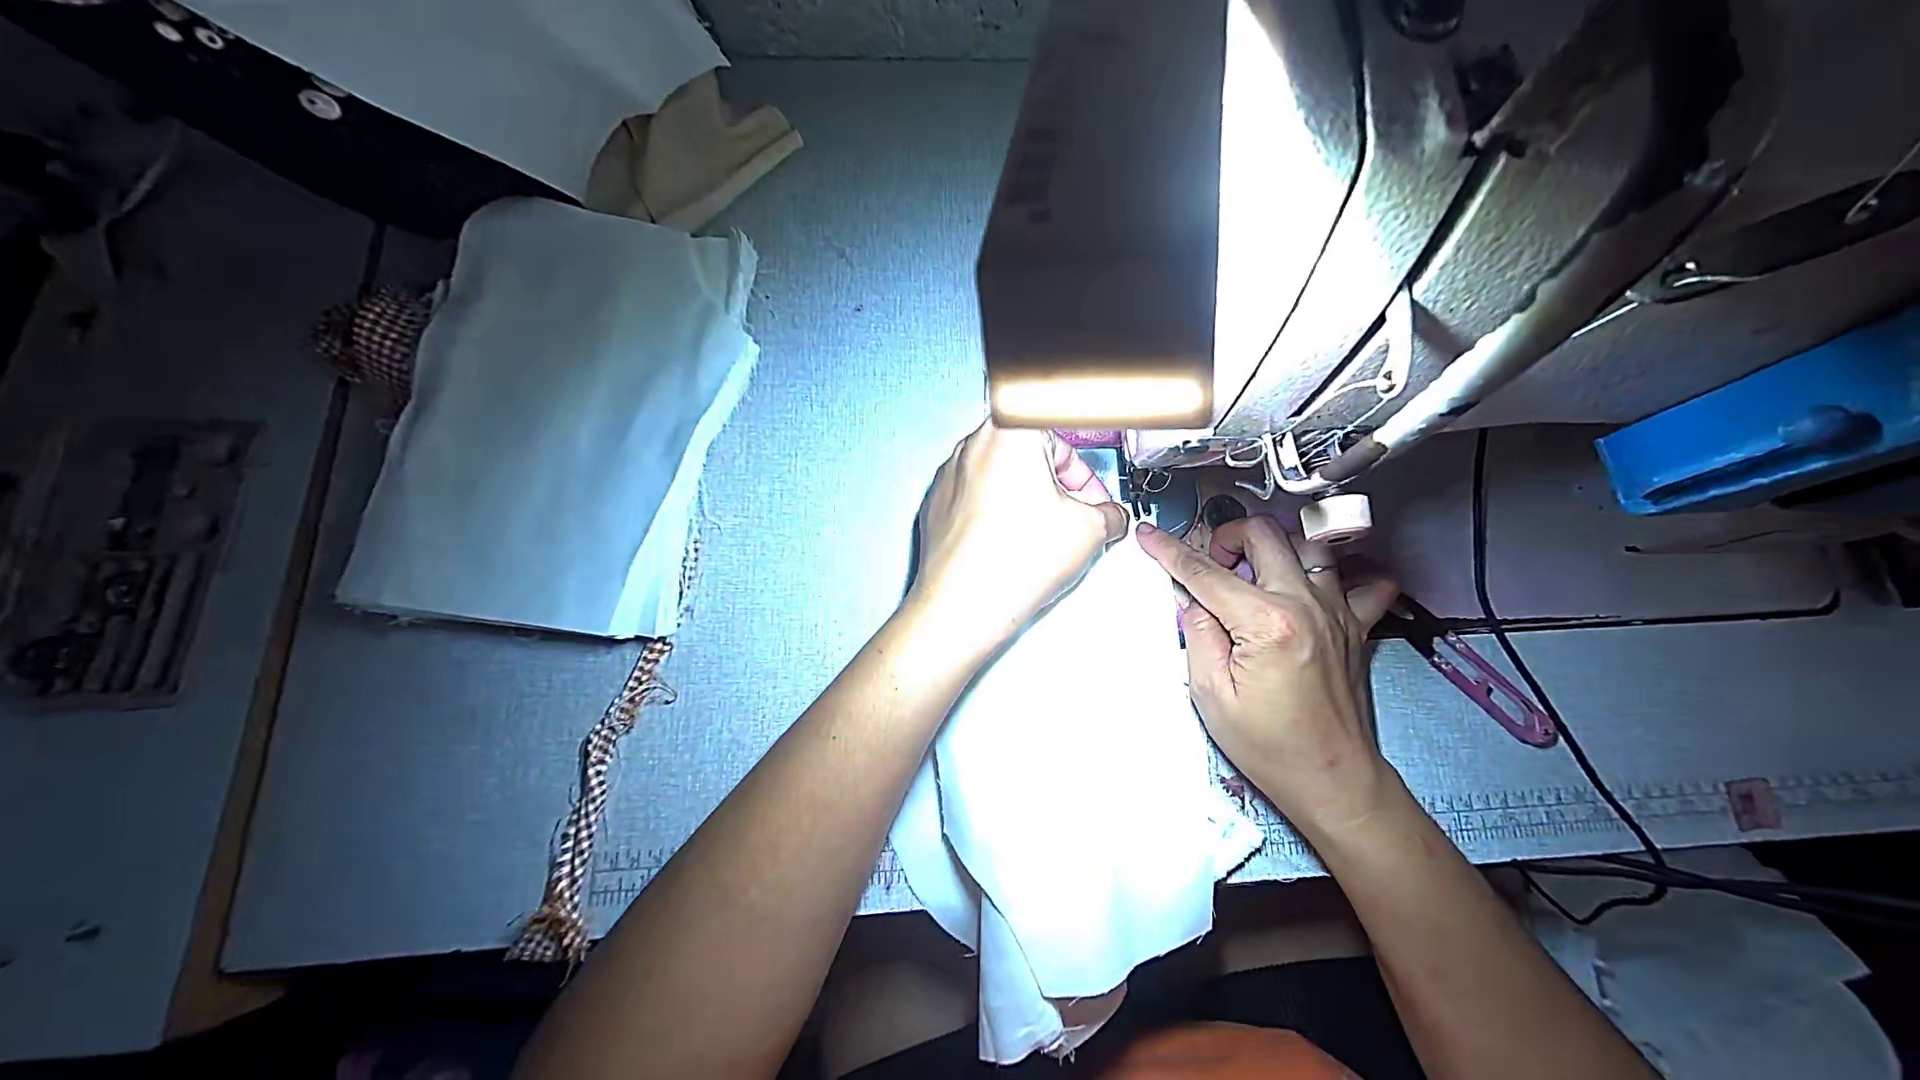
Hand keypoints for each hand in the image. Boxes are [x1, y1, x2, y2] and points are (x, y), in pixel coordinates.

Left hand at [910, 420, 1129, 653]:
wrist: (962, 607)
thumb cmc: (1012, 565)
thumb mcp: (1091, 531)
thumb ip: (1112, 512)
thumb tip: (1111, 516)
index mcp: (1011, 432)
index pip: (1064, 432)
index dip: (1088, 465)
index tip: (1095, 486)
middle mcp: (973, 445)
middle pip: (1032, 451)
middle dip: (1061, 482)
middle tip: (1079, 514)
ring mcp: (950, 474)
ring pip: (1005, 473)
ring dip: (1032, 497)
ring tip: (1046, 535)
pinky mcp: (937, 504)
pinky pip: (979, 496)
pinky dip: (1000, 512)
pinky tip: (1014, 544)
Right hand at [1136, 515, 1399, 836]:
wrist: (1331, 779)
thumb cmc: (1270, 746)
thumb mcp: (1210, 694)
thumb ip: (1198, 633)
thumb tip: (1192, 599)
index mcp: (1266, 623)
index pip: (1205, 573)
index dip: (1170, 551)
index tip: (1150, 537)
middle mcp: (1306, 605)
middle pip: (1262, 534)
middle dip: (1225, 538)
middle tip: (1210, 567)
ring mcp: (1336, 611)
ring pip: (1306, 543)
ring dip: (1271, 548)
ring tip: (1252, 573)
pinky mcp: (1355, 624)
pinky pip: (1362, 577)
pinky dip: (1335, 571)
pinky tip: (1310, 586)